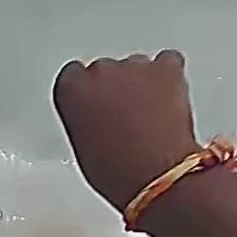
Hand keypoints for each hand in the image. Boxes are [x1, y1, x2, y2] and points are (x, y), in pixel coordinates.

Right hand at [53, 51, 201, 208]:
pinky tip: (166, 96)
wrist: (154, 174)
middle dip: (113, 87)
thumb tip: (96, 115)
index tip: (92, 103)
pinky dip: (167, 76)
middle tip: (121, 114)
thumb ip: (83, 116)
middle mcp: (99, 71)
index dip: (85, 90)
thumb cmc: (115, 168)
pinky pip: (167, 62)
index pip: (72, 75)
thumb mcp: (80, 144)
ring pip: (136, 66)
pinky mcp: (167, 68)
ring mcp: (134, 67)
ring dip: (139, 83)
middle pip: (104, 69)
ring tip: (146, 114)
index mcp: (70, 89)